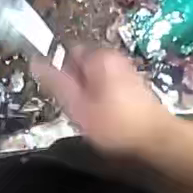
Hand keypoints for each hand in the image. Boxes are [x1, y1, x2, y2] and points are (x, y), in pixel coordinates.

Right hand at [31, 47, 189, 163]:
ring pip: (97, 79)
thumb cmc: (115, 125)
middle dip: (77, 85)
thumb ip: (55, 81)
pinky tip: (109, 119)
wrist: (156, 140)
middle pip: (83, 66)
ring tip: (94, 117)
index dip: (60, 73)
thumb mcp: (77, 105)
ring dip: (90, 95)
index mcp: (100, 57)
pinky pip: (110, 88)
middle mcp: (116, 58)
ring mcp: (128, 71)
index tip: (62, 95)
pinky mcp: (136, 86)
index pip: (68, 52)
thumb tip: (36, 62)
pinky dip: (105, 100)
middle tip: (78, 109)